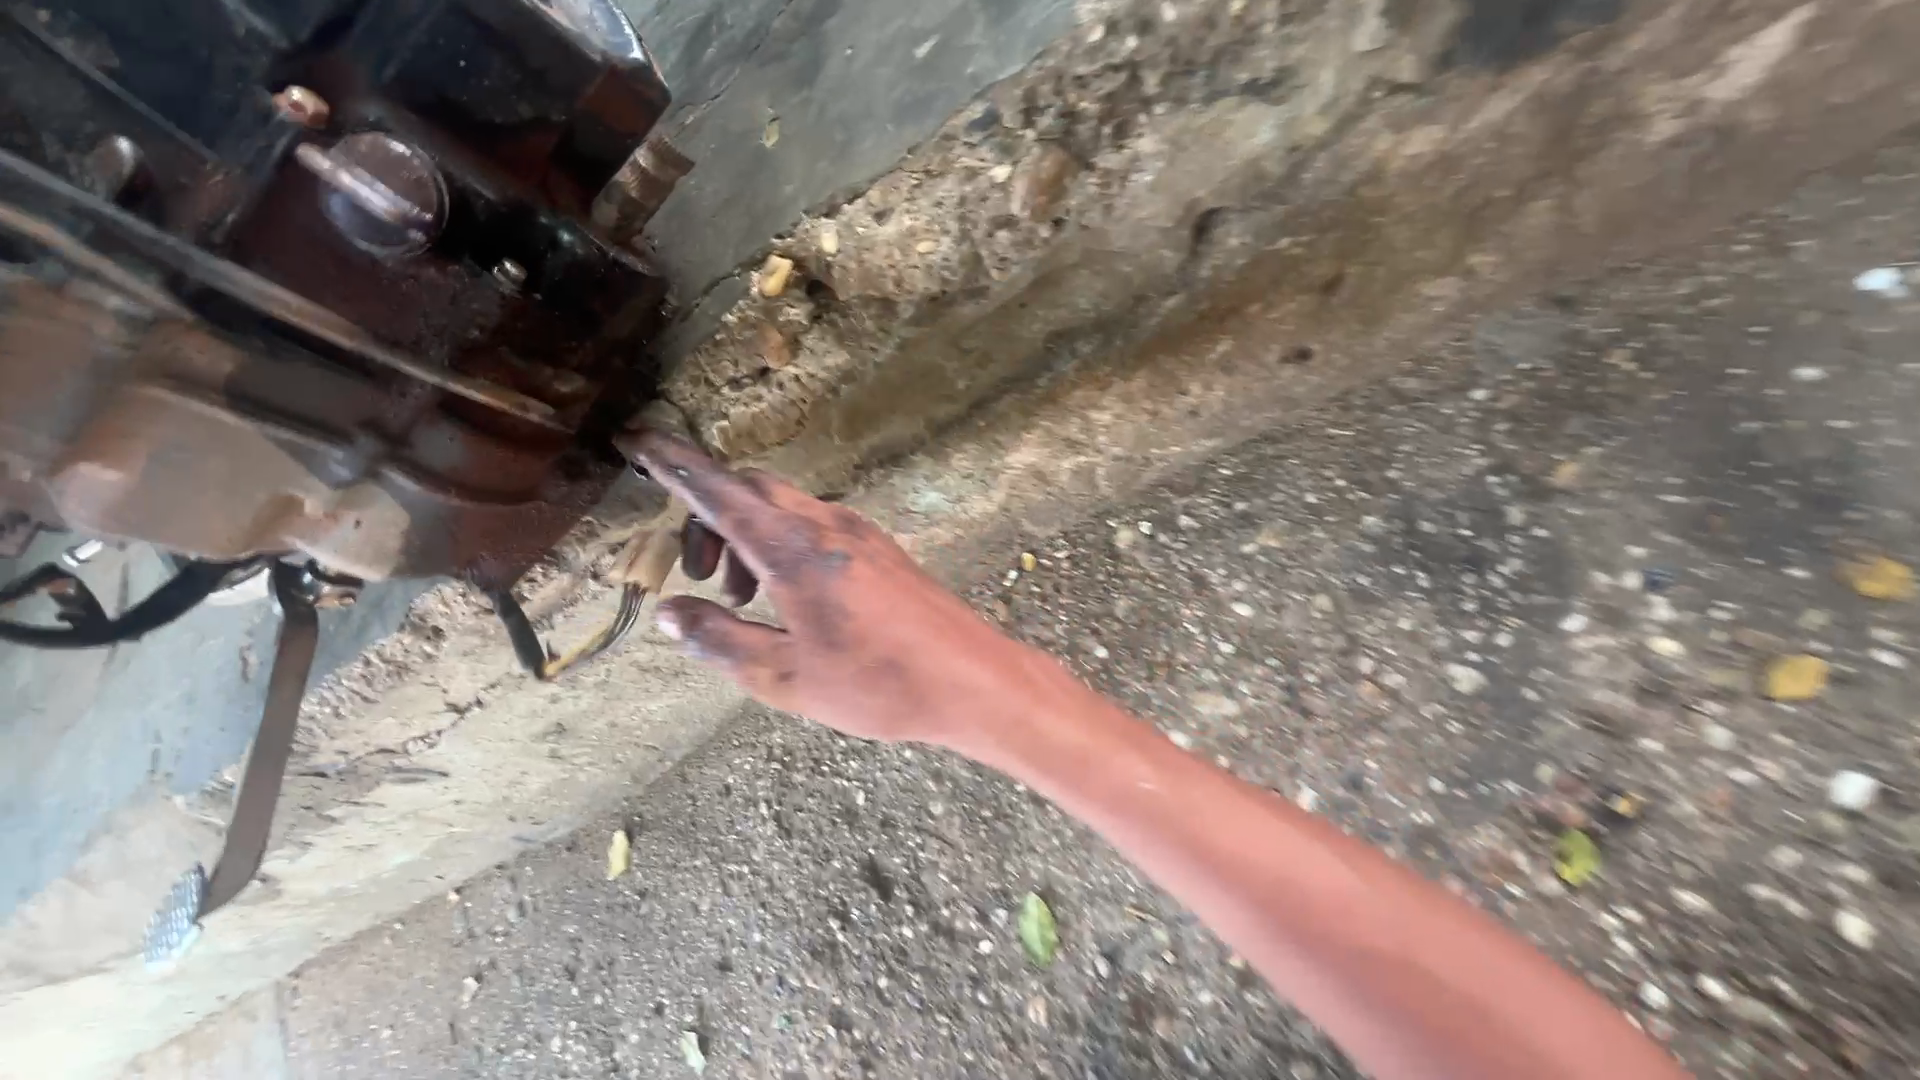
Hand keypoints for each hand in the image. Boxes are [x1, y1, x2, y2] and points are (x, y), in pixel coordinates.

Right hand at [616, 431, 1067, 749]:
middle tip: (698, 575)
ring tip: (739, 598)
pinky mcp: (879, 549)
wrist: (971, 679)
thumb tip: (669, 612)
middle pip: (750, 489)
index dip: (670, 463)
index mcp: (793, 548)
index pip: (718, 490)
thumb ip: (719, 639)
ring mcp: (858, 532)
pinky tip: (786, 600)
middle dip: (709, 517)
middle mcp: (826, 523)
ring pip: (783, 508)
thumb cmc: (877, 684)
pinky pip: (813, 526)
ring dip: (747, 537)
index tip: (633, 438)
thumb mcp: (784, 676)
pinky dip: (781, 547)